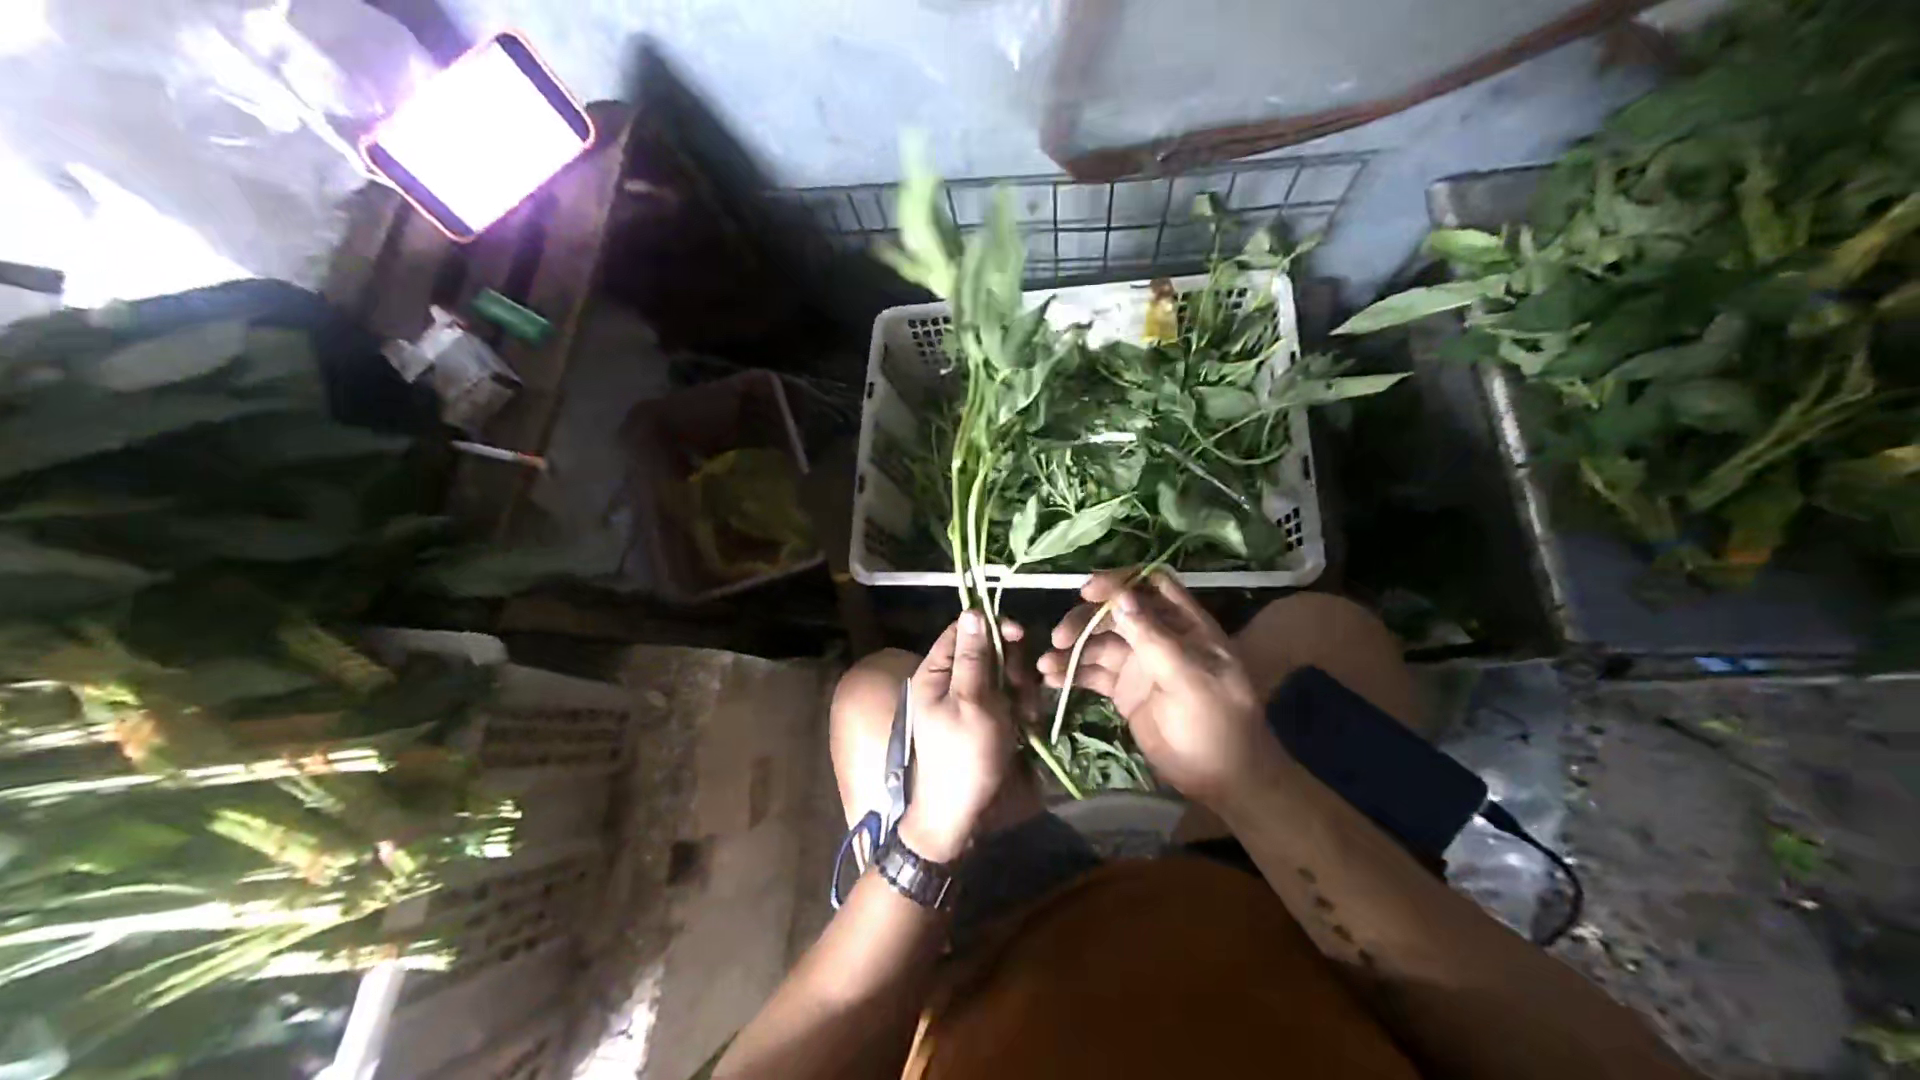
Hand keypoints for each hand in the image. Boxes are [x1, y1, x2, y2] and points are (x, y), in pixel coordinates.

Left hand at [896, 611, 1024, 862]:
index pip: (963, 630)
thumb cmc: (963, 756)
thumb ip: (973, 656)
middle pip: (988, 650)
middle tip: (1021, 688)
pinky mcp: (987, 718)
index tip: (1018, 636)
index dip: (991, 627)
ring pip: (1003, 674)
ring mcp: (970, 701)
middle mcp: (951, 681)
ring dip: (1020, 689)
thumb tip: (972, 611)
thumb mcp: (970, 702)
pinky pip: (1008, 698)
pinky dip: (1020, 708)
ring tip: (1025, 716)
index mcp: (936, 672)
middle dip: (1010, 665)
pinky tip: (1027, 725)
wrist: (961, 815)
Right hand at [1038, 571, 1283, 806]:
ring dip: (1071, 650)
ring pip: (1099, 644)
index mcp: (1184, 625)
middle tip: (1060, 639)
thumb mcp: (1189, 680)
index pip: (1150, 586)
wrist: (1222, 779)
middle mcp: (1159, 637)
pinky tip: (1051, 680)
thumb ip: (1153, 638)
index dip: (1119, 583)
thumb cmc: (1216, 724)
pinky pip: (1093, 674)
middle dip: (1085, 621)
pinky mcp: (1124, 690)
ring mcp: (1140, 664)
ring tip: (1046, 664)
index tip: (1087, 592)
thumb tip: (1121, 598)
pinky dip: (1072, 674)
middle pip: (1115, 614)